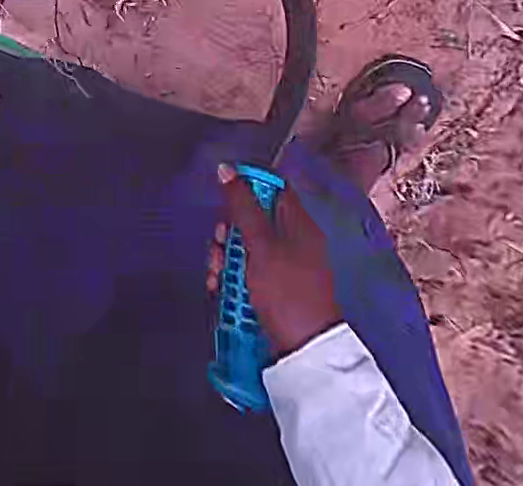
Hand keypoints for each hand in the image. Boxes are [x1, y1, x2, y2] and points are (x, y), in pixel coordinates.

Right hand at [207, 165, 342, 355]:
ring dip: (224, 257)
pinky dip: (230, 276)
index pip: (271, 187)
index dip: (246, 187)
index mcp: (297, 223)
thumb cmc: (287, 292)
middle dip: (228, 232)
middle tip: (221, 246)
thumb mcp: (260, 245)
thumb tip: (226, 169)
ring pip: (243, 246)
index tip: (226, 200)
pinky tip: (220, 288)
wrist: (304, 353)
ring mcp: (281, 265)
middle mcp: (291, 240)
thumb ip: (242, 207)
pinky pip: (245, 270)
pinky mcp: (270, 287)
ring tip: (217, 275)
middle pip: (251, 218)